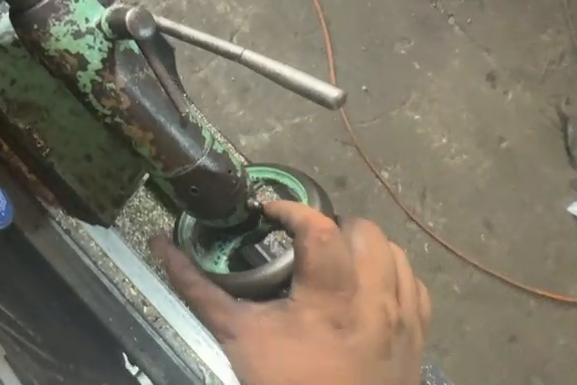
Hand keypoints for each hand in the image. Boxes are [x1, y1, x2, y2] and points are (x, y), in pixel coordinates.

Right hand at [151, 202, 430, 384]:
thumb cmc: (284, 381)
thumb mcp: (232, 332)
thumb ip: (194, 284)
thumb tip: (157, 241)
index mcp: (330, 300)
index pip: (322, 230)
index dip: (291, 209)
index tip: (265, 212)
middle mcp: (375, 304)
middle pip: (367, 233)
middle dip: (330, 223)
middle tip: (298, 235)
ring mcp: (404, 323)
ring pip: (397, 254)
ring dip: (362, 245)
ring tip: (330, 255)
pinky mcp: (419, 340)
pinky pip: (415, 286)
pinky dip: (390, 272)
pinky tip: (361, 283)